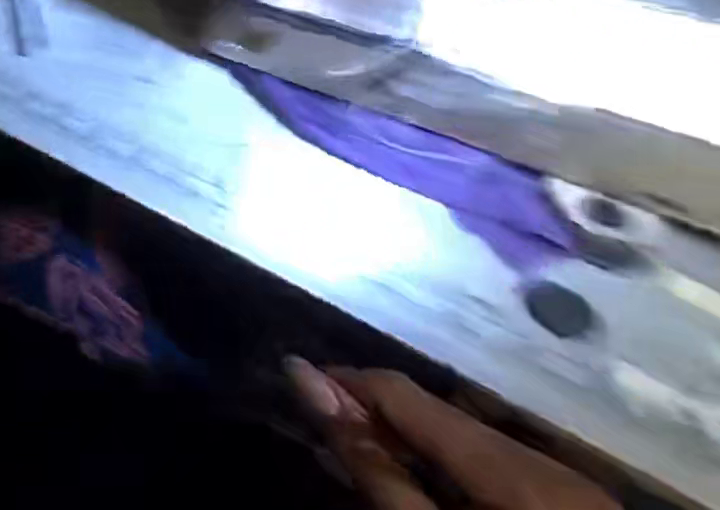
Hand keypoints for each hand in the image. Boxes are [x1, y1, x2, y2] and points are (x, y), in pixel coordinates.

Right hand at [287, 359, 616, 509]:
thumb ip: (367, 458)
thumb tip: (299, 374)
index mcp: (511, 467)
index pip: (398, 389)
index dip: (340, 383)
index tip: (294, 395)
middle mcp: (545, 463)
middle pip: (431, 410)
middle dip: (373, 417)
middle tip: (327, 440)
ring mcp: (571, 489)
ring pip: (459, 434)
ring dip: (405, 440)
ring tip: (367, 463)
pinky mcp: (576, 508)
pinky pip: (491, 463)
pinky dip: (445, 464)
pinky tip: (421, 486)